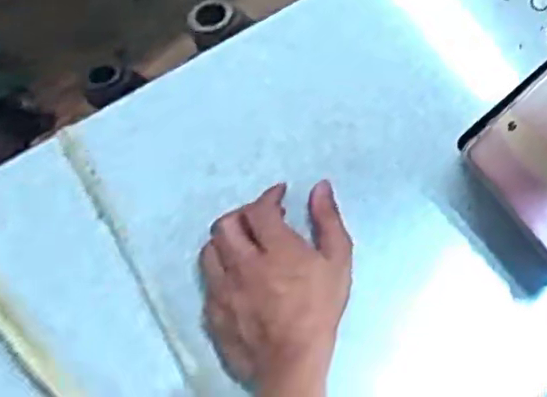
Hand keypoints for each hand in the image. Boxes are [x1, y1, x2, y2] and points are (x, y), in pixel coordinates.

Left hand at [201, 181, 352, 396]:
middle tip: (263, 213)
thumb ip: (327, 218)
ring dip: (227, 237)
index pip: (259, 211)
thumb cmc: (321, 303)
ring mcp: (222, 290)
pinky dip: (222, 263)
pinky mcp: (212, 312)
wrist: (291, 357)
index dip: (268, 196)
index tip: (280, 193)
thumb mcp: (338, 255)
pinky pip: (208, 278)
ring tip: (247, 239)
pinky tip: (241, 270)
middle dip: (243, 212)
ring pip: (209, 251)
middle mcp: (243, 265)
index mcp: (277, 249)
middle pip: (224, 226)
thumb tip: (319, 188)